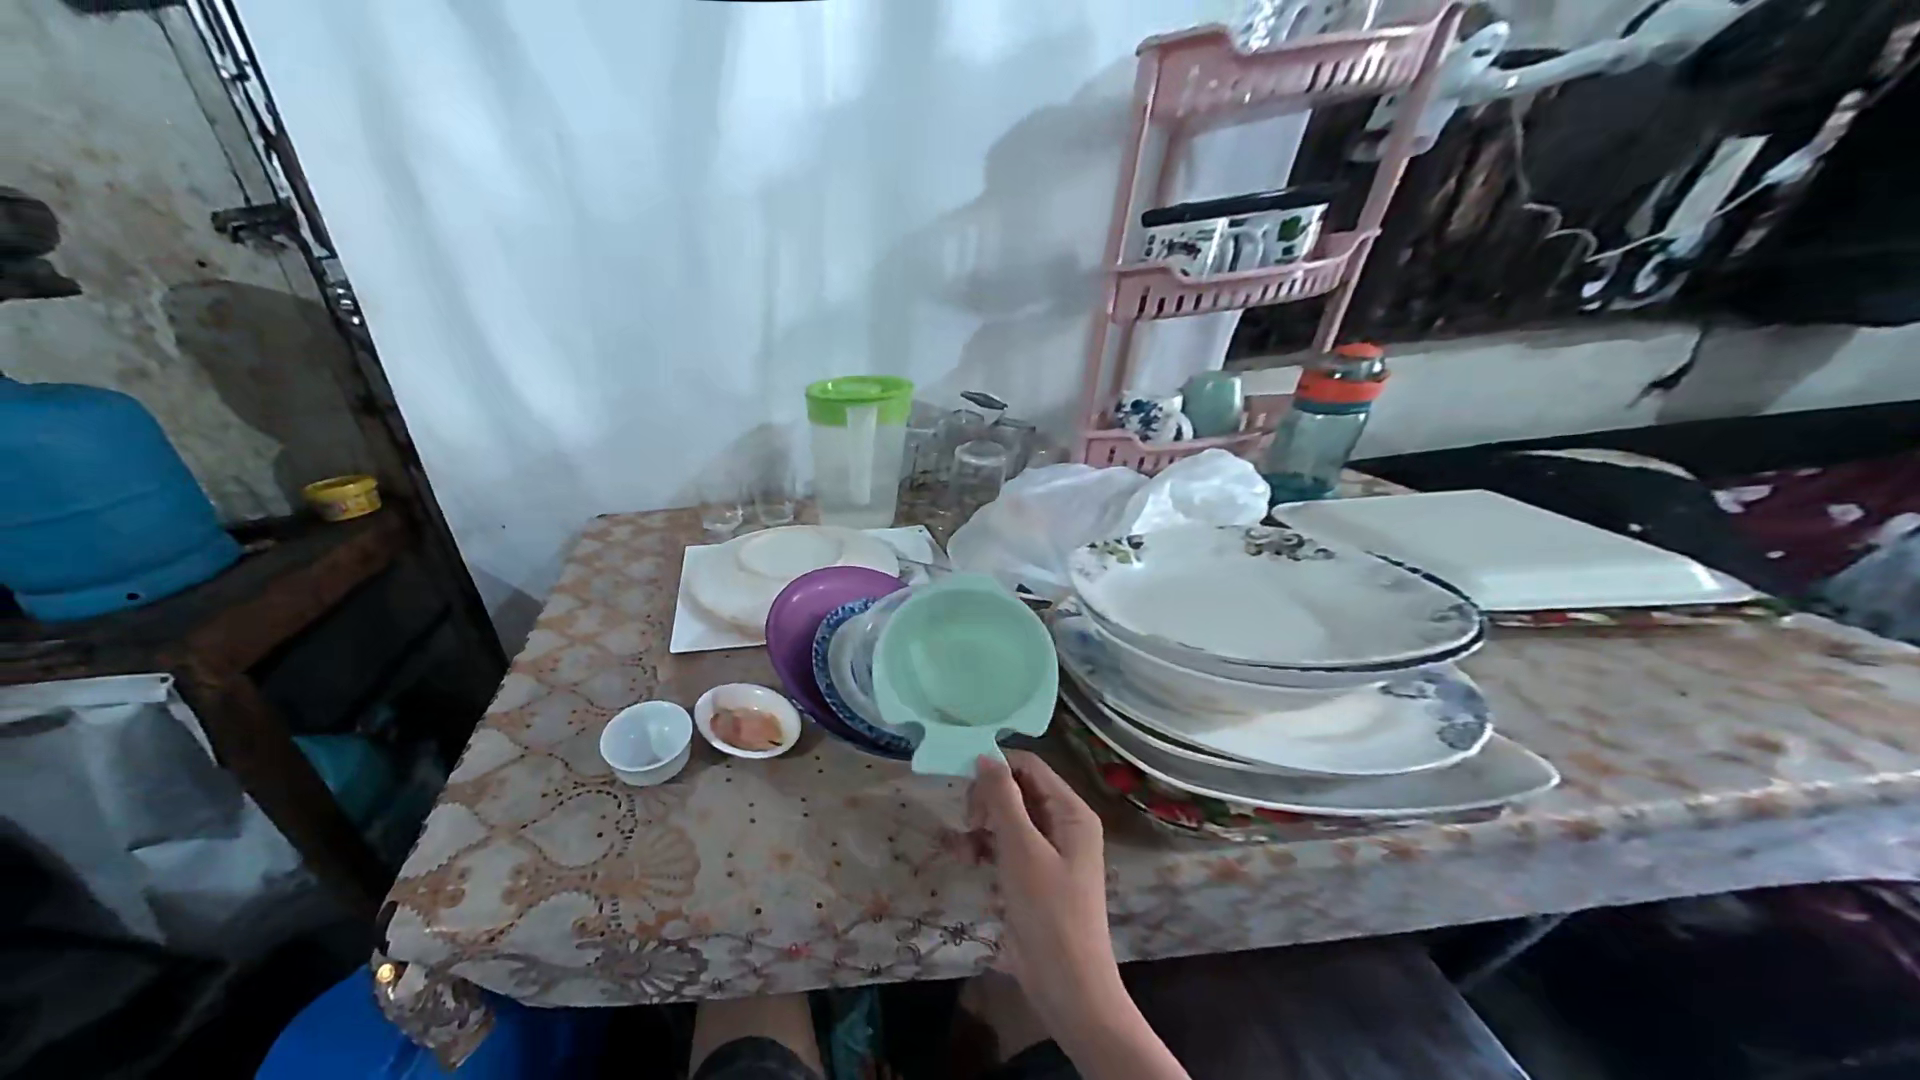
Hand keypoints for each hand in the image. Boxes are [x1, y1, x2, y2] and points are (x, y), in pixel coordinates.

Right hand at [968, 751, 1125, 1038]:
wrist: (1067, 986)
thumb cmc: (1049, 912)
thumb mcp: (1022, 850)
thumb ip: (1003, 799)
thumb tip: (984, 756)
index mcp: (1071, 811)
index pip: (1030, 767)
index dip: (997, 768)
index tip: (964, 784)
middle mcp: (1063, 824)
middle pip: (1018, 789)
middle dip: (988, 799)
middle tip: (968, 821)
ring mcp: (1049, 850)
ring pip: (1008, 817)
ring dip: (982, 825)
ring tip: (964, 847)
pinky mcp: (1034, 874)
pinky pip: (1006, 845)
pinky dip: (986, 847)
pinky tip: (967, 859)